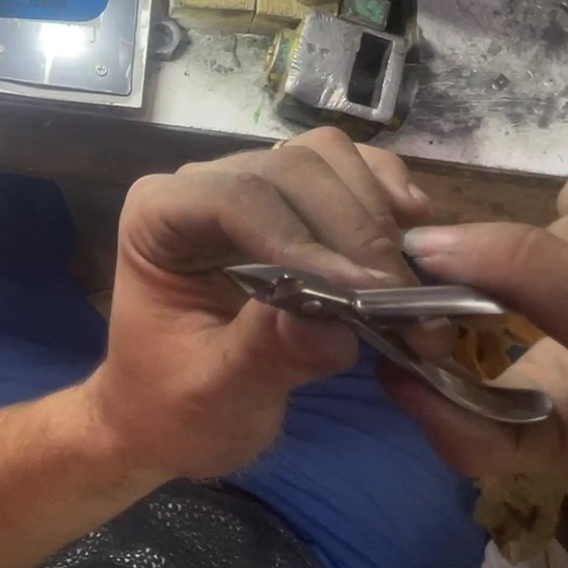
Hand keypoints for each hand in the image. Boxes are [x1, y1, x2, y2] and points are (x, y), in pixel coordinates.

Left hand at [82, 127, 432, 479]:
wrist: (168, 411)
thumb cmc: (174, 403)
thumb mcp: (213, 395)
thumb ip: (264, 353)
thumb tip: (332, 321)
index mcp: (156, 217)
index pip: (233, 197)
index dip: (302, 239)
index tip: (364, 298)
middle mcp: (198, 184)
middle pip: (290, 170)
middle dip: (353, 232)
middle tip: (406, 308)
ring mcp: (244, 182)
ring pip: (323, 156)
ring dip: (375, 213)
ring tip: (406, 286)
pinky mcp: (285, 198)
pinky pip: (341, 166)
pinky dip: (381, 190)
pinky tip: (410, 229)